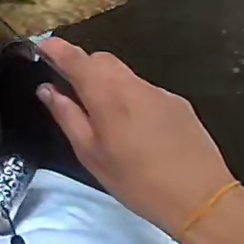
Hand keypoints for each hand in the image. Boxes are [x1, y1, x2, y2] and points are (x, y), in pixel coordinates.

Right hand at [36, 37, 235, 234]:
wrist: (201, 198)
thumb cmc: (136, 181)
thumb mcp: (90, 154)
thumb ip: (66, 116)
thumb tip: (47, 89)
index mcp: (107, 96)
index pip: (76, 59)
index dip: (57, 48)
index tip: (42, 45)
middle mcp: (133, 85)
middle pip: (102, 60)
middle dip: (82, 65)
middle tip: (68, 87)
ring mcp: (159, 92)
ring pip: (124, 74)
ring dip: (106, 82)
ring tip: (101, 115)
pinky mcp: (178, 103)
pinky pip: (144, 90)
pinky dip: (129, 97)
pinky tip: (134, 128)